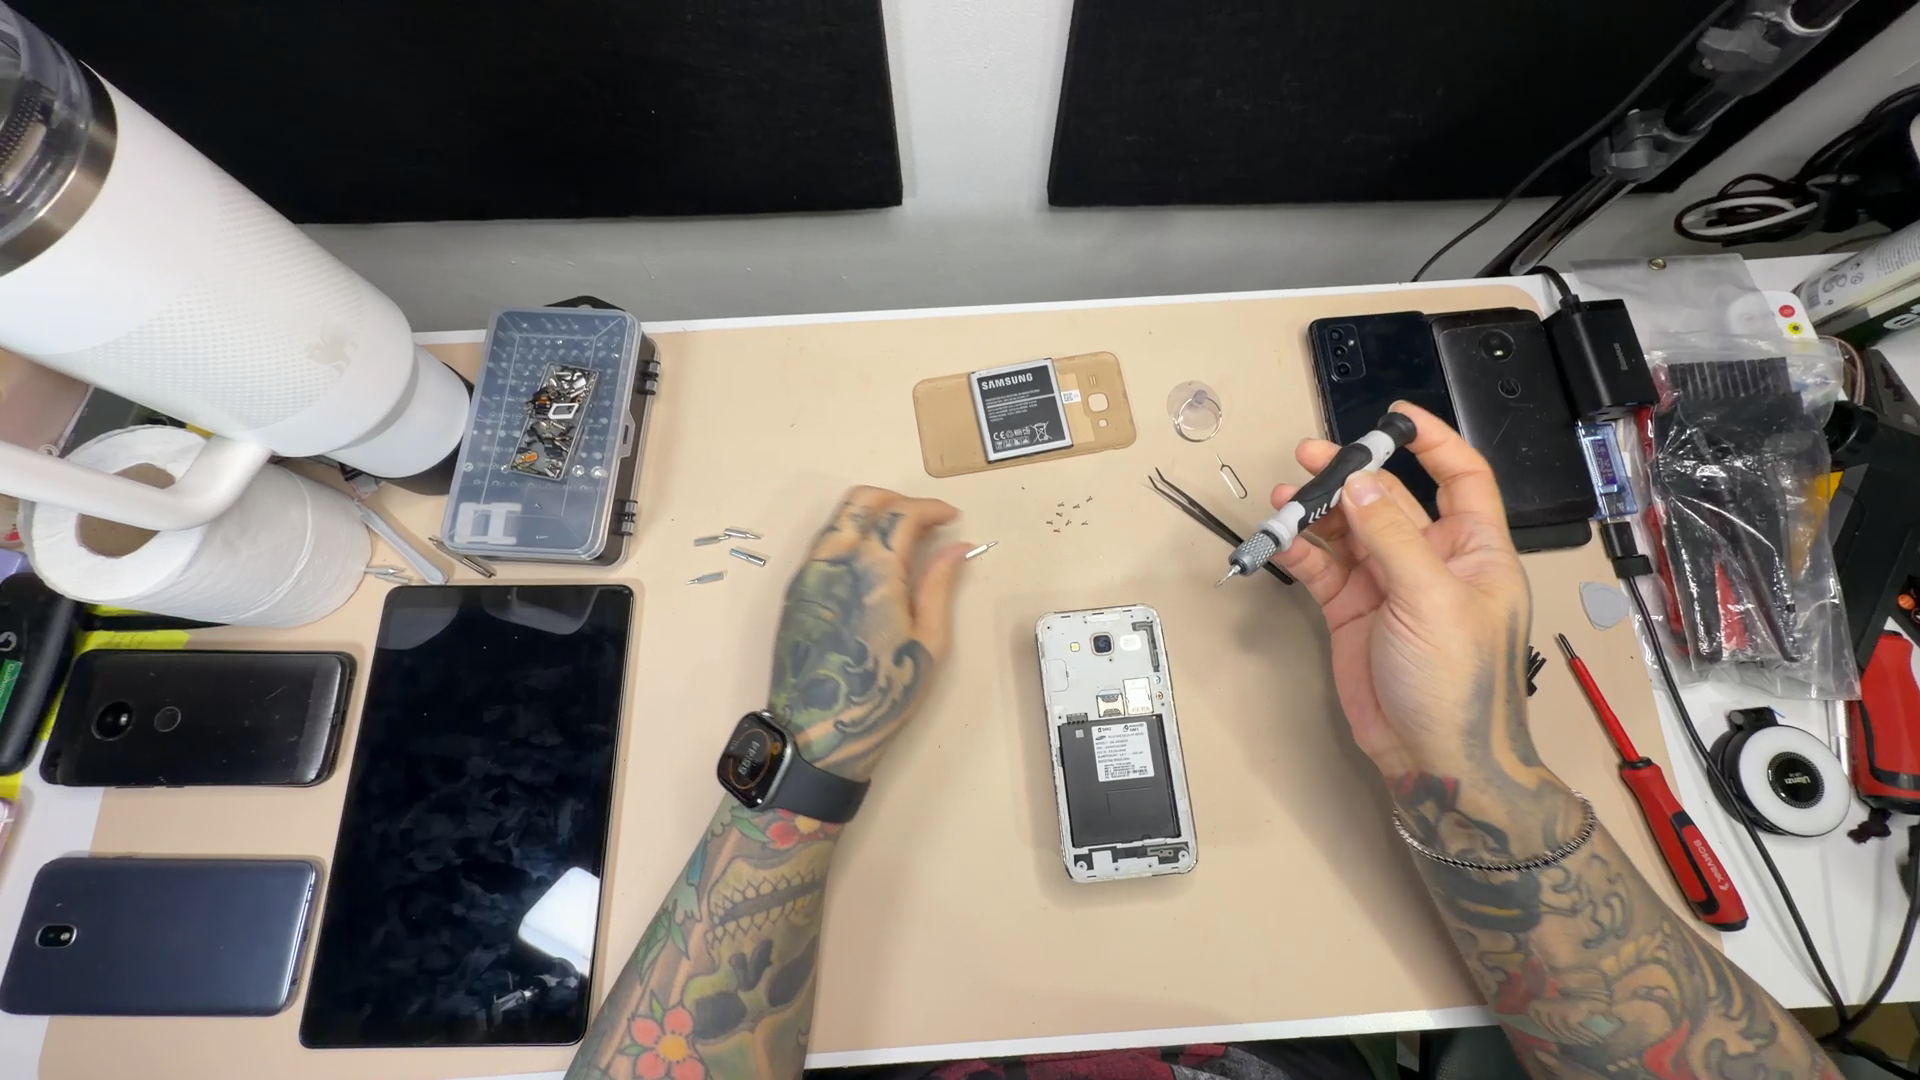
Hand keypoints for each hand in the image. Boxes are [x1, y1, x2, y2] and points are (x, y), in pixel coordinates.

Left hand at [768, 486, 970, 781]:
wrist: (817, 732)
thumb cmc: (881, 694)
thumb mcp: (928, 642)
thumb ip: (939, 585)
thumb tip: (957, 547)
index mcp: (874, 571)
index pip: (902, 513)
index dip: (931, 508)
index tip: (950, 518)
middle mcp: (835, 560)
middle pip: (863, 500)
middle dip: (899, 499)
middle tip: (926, 520)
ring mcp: (810, 572)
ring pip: (839, 516)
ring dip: (873, 513)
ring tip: (902, 539)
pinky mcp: (798, 589)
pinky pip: (825, 541)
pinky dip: (852, 533)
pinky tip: (874, 561)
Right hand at [1269, 404, 1544, 788]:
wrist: (1431, 754)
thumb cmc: (1460, 684)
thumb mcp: (1433, 601)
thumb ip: (1392, 539)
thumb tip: (1360, 486)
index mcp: (1471, 551)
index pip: (1460, 479)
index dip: (1433, 444)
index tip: (1397, 418)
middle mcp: (1427, 560)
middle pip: (1385, 499)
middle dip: (1350, 474)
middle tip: (1310, 456)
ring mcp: (1385, 584)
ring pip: (1345, 531)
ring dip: (1315, 513)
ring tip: (1283, 500)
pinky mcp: (1350, 608)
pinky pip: (1320, 567)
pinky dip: (1298, 551)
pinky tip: (1280, 539)